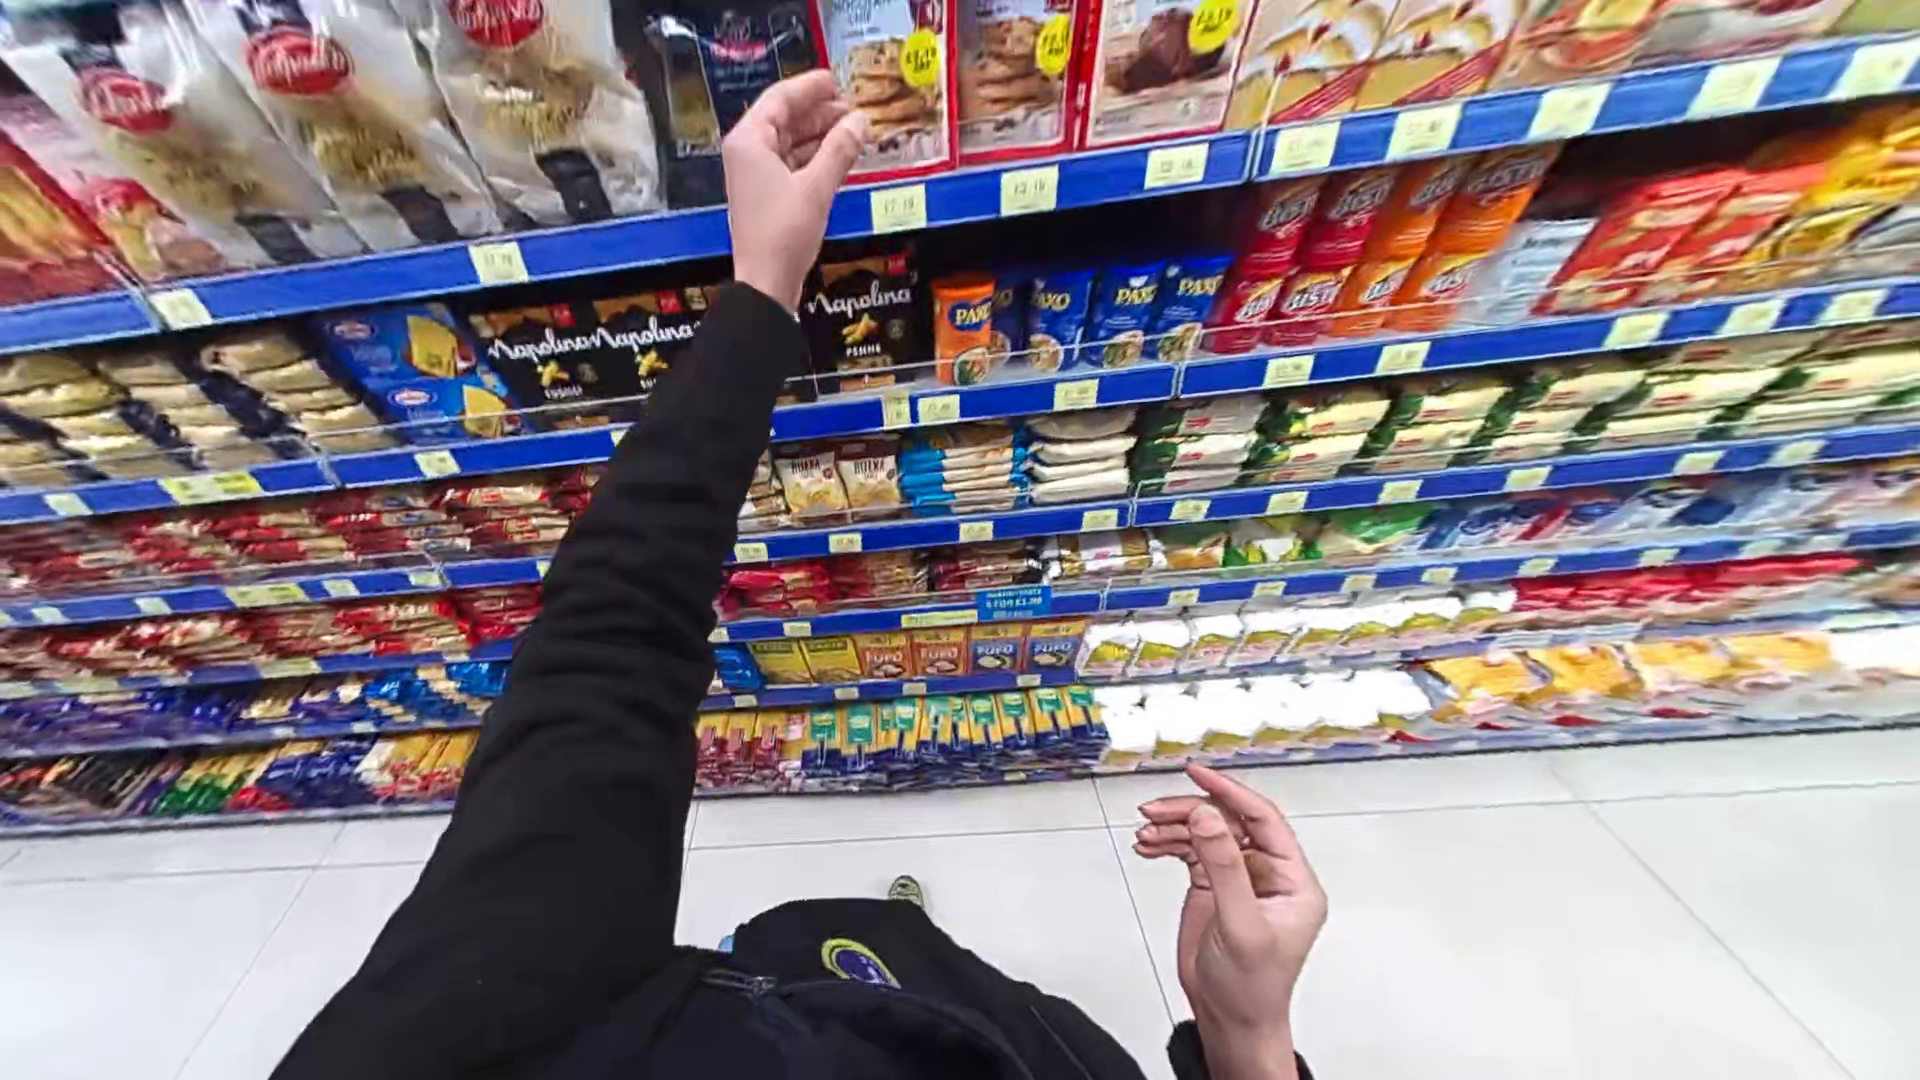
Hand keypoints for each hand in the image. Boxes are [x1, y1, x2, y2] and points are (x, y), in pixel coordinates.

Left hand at [722, 70, 868, 311]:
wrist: (768, 283)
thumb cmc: (783, 236)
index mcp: (750, 141)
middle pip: (785, 121)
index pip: (781, 99)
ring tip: (850, 134)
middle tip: (851, 110)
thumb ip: (839, 151)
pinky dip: (814, 162)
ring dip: (820, 139)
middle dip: (819, 114)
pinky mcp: (768, 200)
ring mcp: (756, 178)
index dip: (811, 88)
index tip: (836, 82)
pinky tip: (836, 161)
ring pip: (791, 146)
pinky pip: (792, 168)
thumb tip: (860, 123)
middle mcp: (748, 154)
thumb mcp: (816, 189)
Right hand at [1133, 765, 1326, 1079]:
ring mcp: (1236, 874)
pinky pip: (1187, 846)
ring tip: (1146, 832)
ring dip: (1172, 826)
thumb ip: (1225, 867)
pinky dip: (1165, 842)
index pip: (1262, 817)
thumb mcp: (1241, 926)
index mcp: (1291, 879)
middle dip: (1188, 810)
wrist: (1228, 1021)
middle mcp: (1265, 870)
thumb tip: (1208, 816)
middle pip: (1225, 819)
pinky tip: (1148, 846)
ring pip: (1203, 829)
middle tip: (1156, 811)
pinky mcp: (1211, 881)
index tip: (1198, 773)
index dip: (1230, 790)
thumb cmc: (1252, 988)